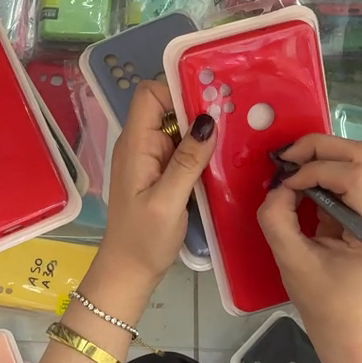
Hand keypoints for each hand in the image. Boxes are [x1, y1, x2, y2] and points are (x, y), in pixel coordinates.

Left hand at [95, 80, 216, 292]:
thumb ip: (186, 161)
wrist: (131, 270)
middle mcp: (140, 145)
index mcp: (135, 145)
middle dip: (196, 108)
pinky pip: (180, 149)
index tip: (209, 104)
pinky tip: (219, 158)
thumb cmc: (144, 239)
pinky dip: (198, 150)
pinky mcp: (161, 173)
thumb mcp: (168, 200)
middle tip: (230, 117)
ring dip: (201, 130)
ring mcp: (150, 159)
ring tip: (231, 135)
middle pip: (166, 107)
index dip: (177, 91)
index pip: (150, 95)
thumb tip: (207, 121)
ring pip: (176, 128)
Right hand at [256, 134, 361, 340]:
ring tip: (291, 169)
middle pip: (358, 154)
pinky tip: (301, 181)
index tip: (284, 186)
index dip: (314, 170)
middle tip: (285, 159)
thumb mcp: (292, 262)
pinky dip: (322, 168)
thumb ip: (278, 221)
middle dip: (318, 148)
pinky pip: (347, 173)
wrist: (346, 324)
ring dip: (320, 155)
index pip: (353, 175)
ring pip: (355, 158)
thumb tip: (276, 188)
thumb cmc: (324, 300)